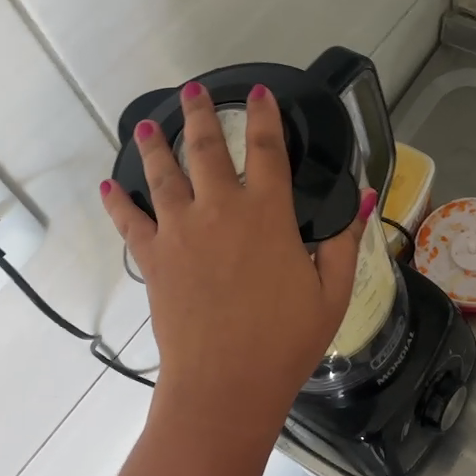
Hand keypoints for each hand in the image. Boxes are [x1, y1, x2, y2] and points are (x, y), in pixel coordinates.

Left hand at [101, 81, 369, 434]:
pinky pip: (130, 220)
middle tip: (193, 90)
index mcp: (267, 214)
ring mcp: (180, 231)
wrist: (226, 384)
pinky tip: (110, 184)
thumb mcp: (332, 291)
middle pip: (205, 148)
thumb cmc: (286, 340)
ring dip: (154, 144)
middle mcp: (220, 209)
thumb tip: (365, 196)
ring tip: (146, 123)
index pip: (267, 148)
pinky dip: (118, 200)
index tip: (259, 92)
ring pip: (163, 174)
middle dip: (199, 113)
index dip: (264, 115)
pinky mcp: (153, 258)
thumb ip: (346, 239)